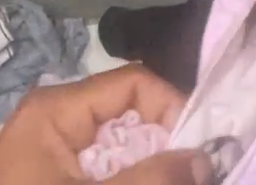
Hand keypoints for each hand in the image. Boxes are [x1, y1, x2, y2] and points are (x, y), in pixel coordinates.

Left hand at [0, 64, 212, 184]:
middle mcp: (53, 118)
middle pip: (127, 114)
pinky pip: (98, 170)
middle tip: (193, 175)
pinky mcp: (47, 180)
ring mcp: (48, 152)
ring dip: (145, 169)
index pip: (133, 81)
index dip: (171, 107)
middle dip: (162, 145)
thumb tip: (208, 160)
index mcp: (56, 108)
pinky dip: (122, 181)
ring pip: (117, 147)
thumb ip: (150, 180)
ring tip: (171, 182)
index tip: (198, 149)